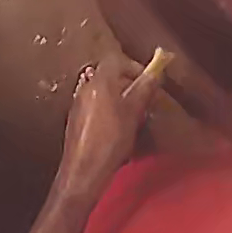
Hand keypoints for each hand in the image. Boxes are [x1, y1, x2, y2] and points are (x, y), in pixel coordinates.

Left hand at [27, 52, 166, 232]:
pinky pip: (96, 105)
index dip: (133, 67)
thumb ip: (144, 89)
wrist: (83, 172)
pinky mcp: (76, 120)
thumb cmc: (111, 140)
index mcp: (99, 82)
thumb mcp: (133, 113)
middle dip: (128, 84)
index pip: (116, 60)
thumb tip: (155, 71)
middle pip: (109, 75)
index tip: (147, 80)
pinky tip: (118, 130)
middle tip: (143, 100)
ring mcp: (78, 104)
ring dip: (119, 98)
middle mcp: (85, 88)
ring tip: (134, 117)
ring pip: (103, 91)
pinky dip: (109, 110)